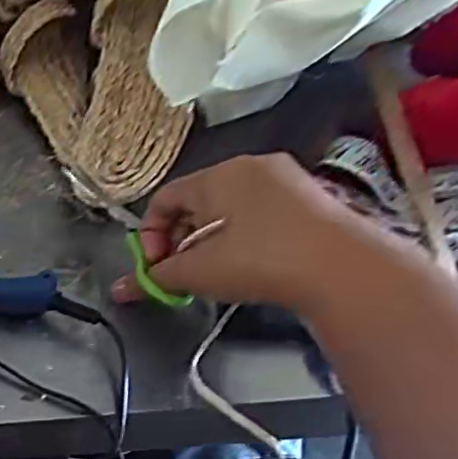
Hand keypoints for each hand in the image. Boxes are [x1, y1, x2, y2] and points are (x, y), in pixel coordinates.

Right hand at [110, 154, 405, 313]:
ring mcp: (282, 181)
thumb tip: (117, 290)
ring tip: (206, 275)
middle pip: (193, 203)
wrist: (340, 266)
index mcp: (219, 175)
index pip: (164, 198)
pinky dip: (233, 240)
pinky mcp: (304, 202)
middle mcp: (250, 168)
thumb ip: (153, 278)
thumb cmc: (257, 259)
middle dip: (176, 242)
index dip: (149, 235)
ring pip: (223, 211)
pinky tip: (238, 268)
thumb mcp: (195, 272)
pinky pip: (251, 216)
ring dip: (203, 244)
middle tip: (176, 274)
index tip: (155, 266)